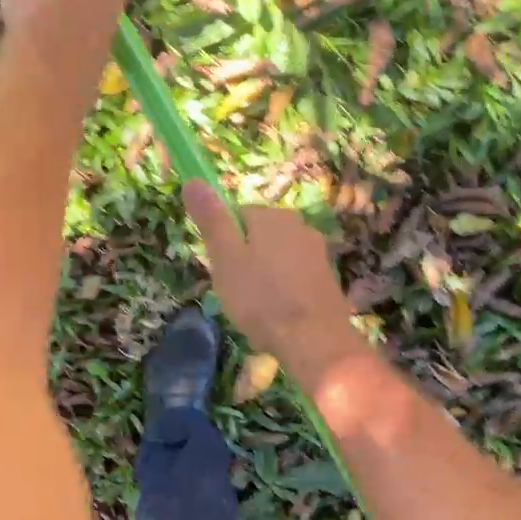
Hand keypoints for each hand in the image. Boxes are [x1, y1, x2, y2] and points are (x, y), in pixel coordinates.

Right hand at [183, 182, 360, 377]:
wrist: (313, 338)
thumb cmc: (260, 298)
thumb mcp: (225, 259)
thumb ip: (211, 220)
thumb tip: (192, 181)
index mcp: (271, 216)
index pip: (238, 215)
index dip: (225, 243)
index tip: (221, 270)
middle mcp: (299, 225)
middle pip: (260, 235)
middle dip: (246, 258)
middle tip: (235, 292)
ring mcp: (317, 251)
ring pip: (278, 257)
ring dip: (266, 276)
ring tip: (256, 307)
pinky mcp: (327, 277)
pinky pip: (295, 276)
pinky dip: (284, 290)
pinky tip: (277, 314)